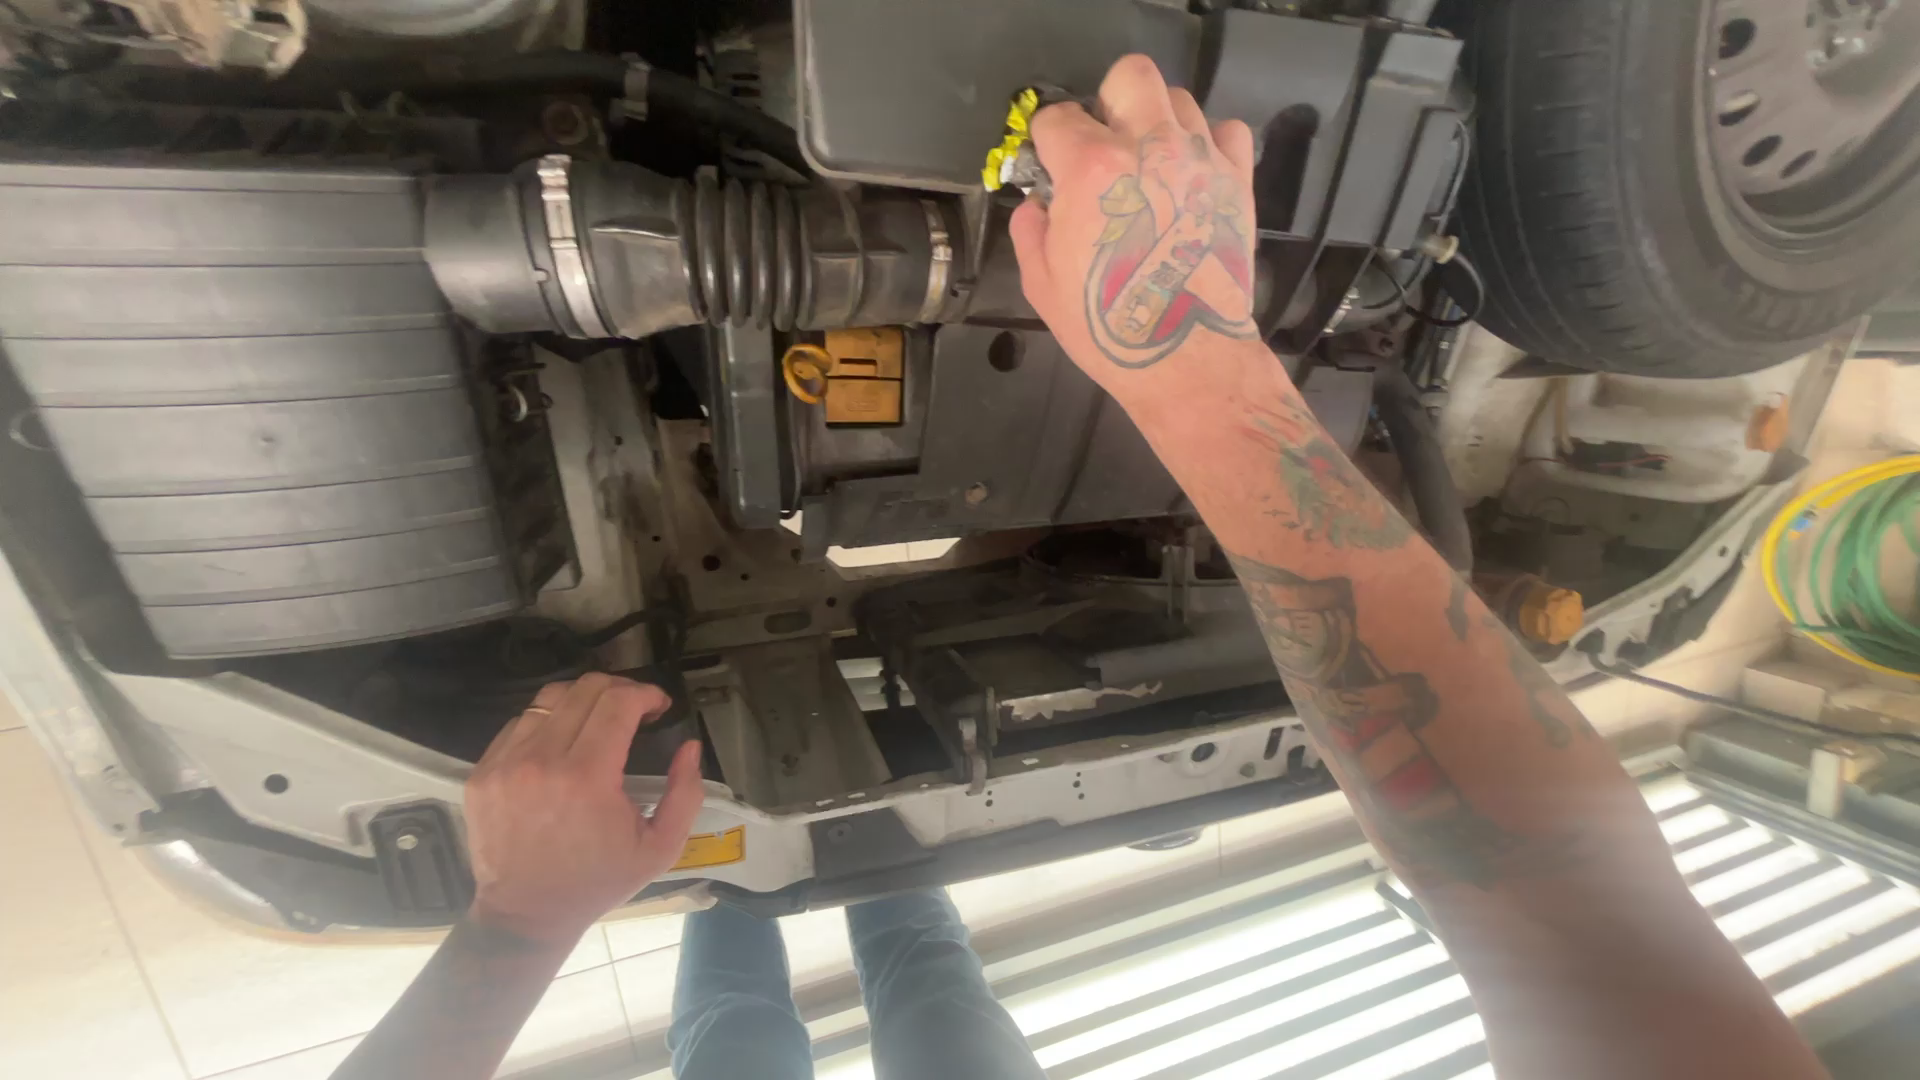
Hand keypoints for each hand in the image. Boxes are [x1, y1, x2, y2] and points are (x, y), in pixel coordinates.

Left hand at [463, 673, 704, 945]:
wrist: (525, 916)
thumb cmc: (598, 881)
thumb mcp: (661, 847)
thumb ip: (685, 793)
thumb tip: (690, 746)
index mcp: (588, 778)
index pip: (619, 702)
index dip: (647, 693)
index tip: (659, 706)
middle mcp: (542, 761)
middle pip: (585, 688)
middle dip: (620, 689)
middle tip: (635, 709)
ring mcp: (506, 765)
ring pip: (551, 697)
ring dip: (584, 700)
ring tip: (599, 720)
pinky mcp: (483, 773)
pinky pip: (521, 722)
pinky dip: (550, 720)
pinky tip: (564, 741)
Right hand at [1009, 55, 1263, 412]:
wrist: (1183, 356)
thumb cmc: (1104, 325)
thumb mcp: (1042, 285)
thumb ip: (1030, 230)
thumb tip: (1038, 204)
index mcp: (1090, 168)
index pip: (1057, 118)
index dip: (1047, 143)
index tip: (1050, 168)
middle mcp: (1148, 145)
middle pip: (1129, 76)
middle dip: (1109, 103)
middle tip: (1104, 149)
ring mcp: (1199, 157)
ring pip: (1178, 100)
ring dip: (1156, 125)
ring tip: (1148, 170)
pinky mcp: (1236, 180)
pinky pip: (1226, 131)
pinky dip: (1206, 145)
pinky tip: (1190, 179)